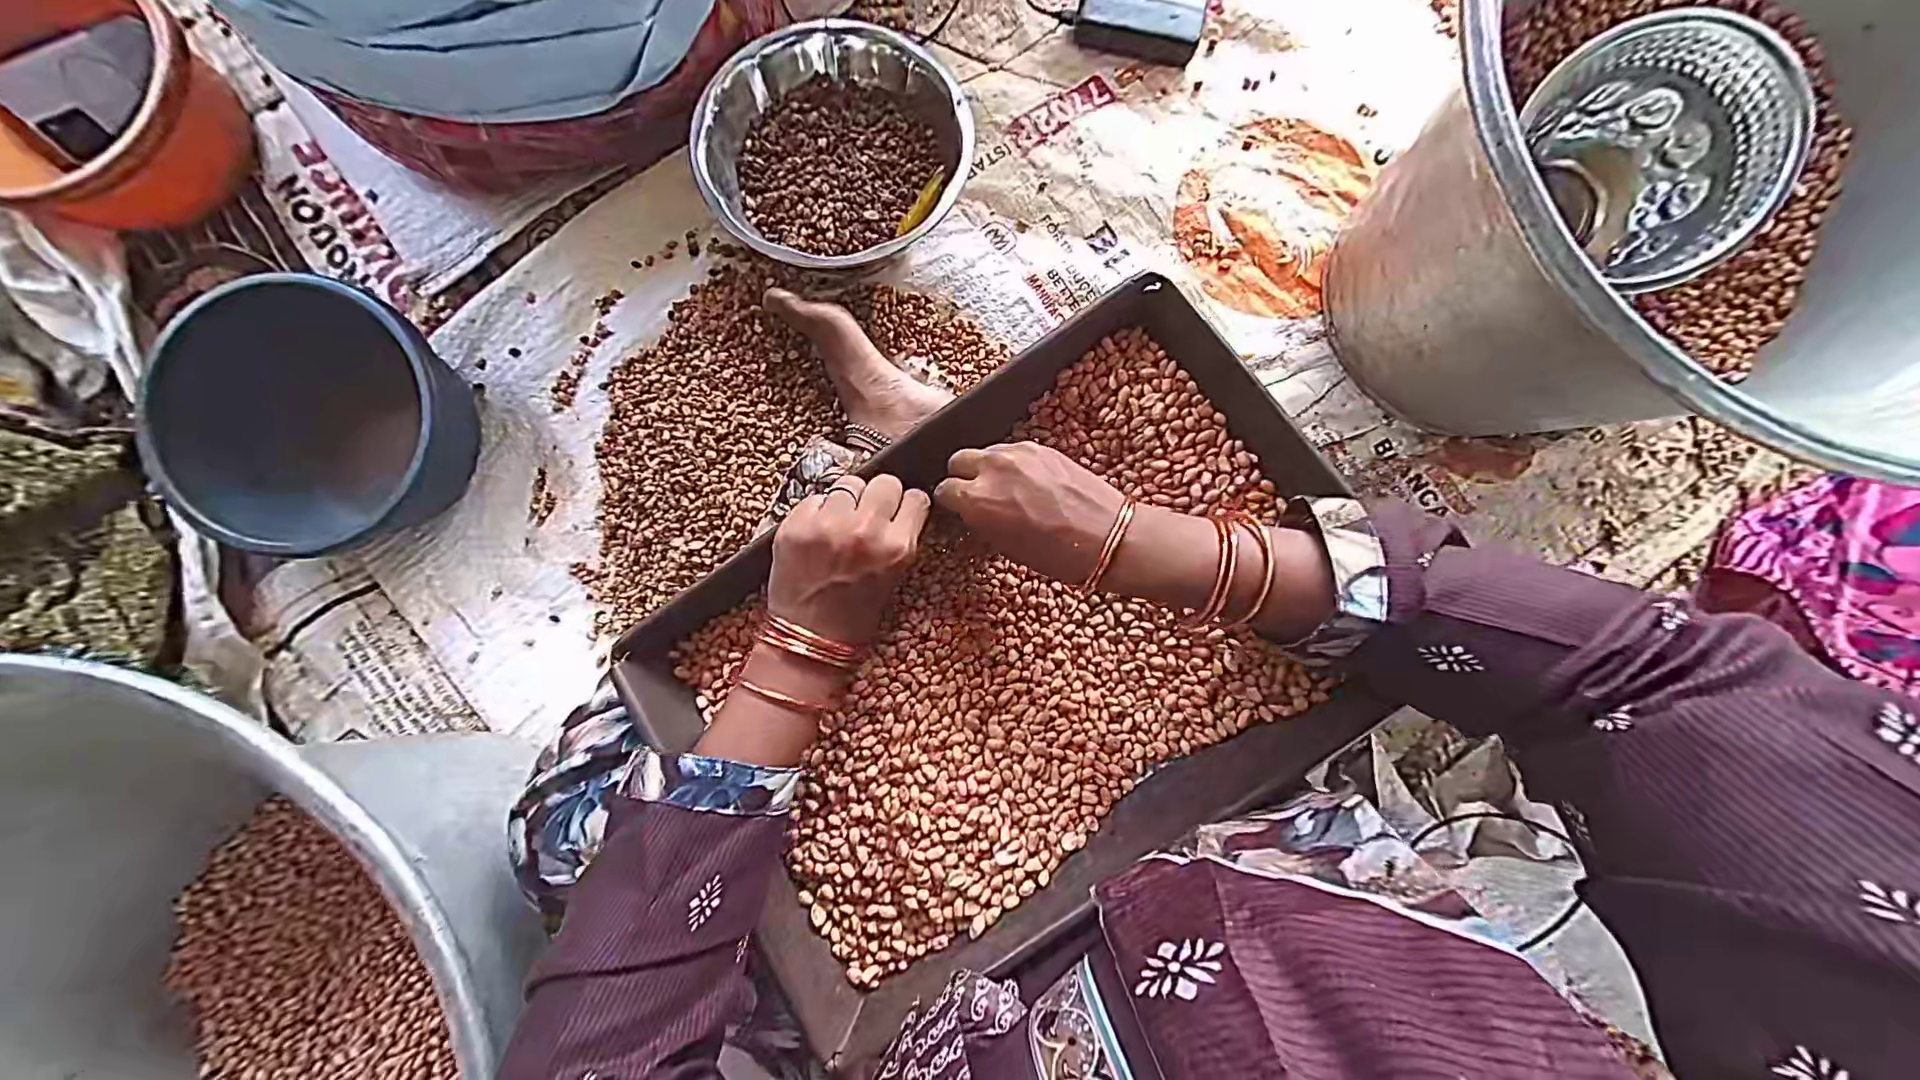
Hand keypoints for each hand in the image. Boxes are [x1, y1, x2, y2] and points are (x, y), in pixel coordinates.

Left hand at [768, 473, 931, 644]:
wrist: (810, 637)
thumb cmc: (855, 613)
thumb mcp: (894, 575)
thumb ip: (900, 537)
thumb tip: (898, 505)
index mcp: (897, 547)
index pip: (915, 498)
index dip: (906, 505)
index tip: (899, 511)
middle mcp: (866, 531)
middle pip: (885, 482)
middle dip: (879, 495)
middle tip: (868, 513)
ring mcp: (829, 525)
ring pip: (848, 483)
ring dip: (846, 500)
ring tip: (839, 523)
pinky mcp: (796, 525)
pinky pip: (815, 497)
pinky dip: (817, 510)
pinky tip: (816, 533)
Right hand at [933, 442, 1124, 584]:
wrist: (1106, 537)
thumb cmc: (1058, 553)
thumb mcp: (1005, 546)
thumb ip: (980, 520)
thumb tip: (970, 510)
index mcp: (977, 499)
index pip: (944, 490)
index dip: (950, 501)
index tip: (957, 507)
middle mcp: (992, 469)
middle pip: (959, 460)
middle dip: (963, 476)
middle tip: (975, 494)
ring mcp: (1018, 453)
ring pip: (986, 452)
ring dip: (987, 467)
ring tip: (1004, 488)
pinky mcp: (1040, 447)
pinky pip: (1012, 450)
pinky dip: (1012, 463)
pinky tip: (1026, 482)